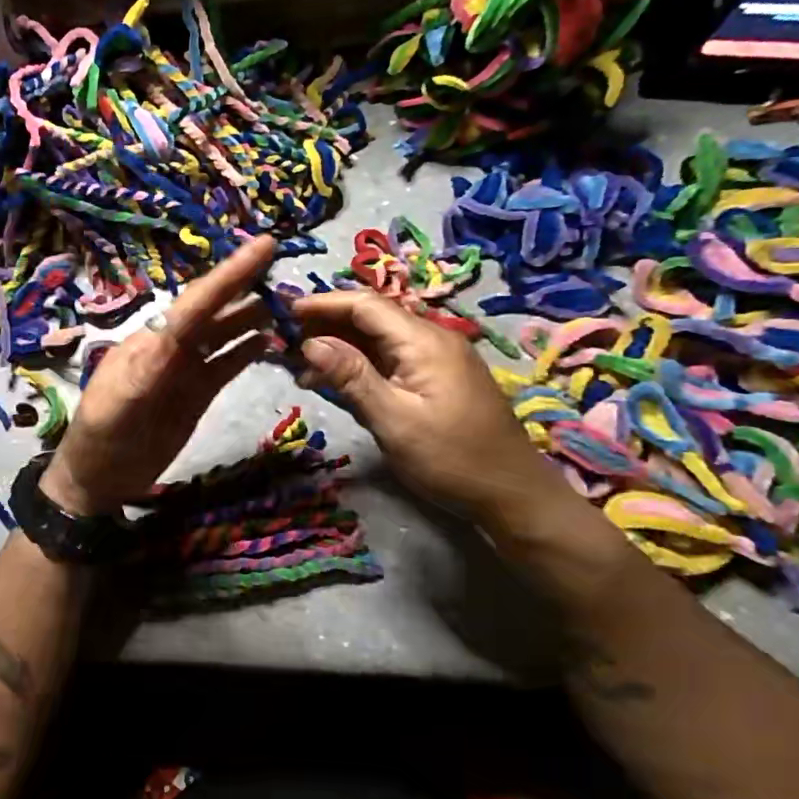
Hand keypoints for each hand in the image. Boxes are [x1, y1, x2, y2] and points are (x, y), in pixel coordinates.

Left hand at [40, 235, 278, 514]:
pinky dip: (248, 350)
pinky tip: (271, 339)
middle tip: (280, 259)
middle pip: (212, 310)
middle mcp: (170, 348)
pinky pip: (227, 364)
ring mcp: (186, 370)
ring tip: (287, 299)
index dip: (228, 276)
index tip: (261, 248)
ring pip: (223, 333)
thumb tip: (175, 337)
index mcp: (149, 343)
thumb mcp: (114, 406)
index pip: (194, 304)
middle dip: (243, 283)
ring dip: (251, 314)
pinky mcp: (198, 393)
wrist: (99, 479)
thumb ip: (144, 373)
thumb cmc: (99, 441)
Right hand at [292, 291, 573, 517]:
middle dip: (329, 323)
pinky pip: (394, 356)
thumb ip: (351, 376)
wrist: (511, 494)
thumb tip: (310, 343)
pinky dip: (362, 362)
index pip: (366, 305)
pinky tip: (338, 380)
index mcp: (424, 342)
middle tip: (289, 342)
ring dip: (343, 345)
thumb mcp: (393, 420)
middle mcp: (434, 338)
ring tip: (305, 365)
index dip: (324, 304)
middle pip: (373, 316)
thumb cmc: (451, 458)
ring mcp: (439, 357)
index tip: (286, 312)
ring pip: (381, 337)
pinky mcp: (440, 376)